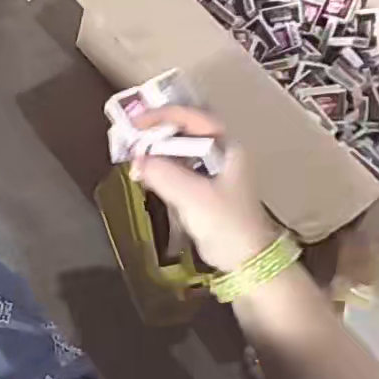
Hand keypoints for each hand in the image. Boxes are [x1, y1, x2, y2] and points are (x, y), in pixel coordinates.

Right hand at [128, 106, 282, 270]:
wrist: (247, 262)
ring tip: (134, 156)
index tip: (135, 123)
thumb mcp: (193, 196)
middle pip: (186, 132)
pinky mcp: (207, 191)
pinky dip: (162, 168)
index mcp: (227, 147)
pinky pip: (180, 170)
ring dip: (157, 151)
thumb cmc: (227, 225)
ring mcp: (215, 173)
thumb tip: (136, 161)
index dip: (161, 116)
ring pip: (181, 151)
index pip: (192, 117)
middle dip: (156, 133)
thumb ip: (163, 174)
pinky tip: (148, 175)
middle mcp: (222, 154)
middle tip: (130, 138)